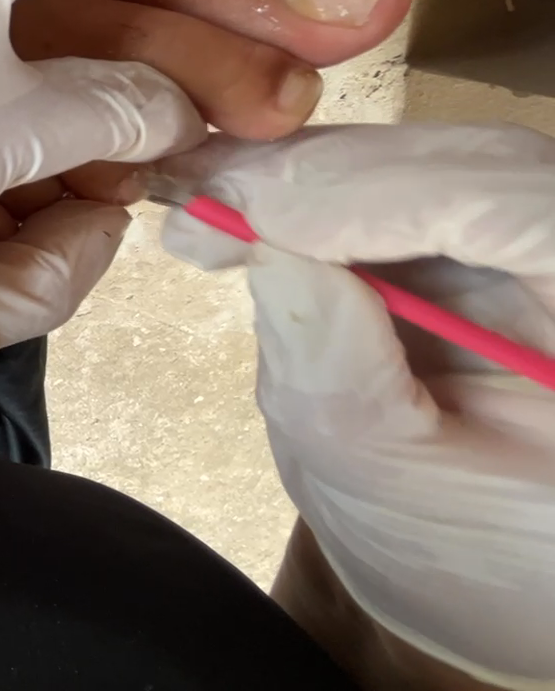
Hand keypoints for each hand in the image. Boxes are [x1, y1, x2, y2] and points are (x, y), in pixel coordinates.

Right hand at [162, 124, 554, 688]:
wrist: (482, 559)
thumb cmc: (445, 542)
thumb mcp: (370, 462)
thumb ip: (322, 351)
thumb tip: (247, 233)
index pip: (523, 211)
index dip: (372, 193)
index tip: (235, 211)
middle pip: (474, 165)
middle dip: (316, 174)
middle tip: (196, 197)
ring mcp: (554, 244)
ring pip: (432, 157)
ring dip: (299, 173)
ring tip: (203, 206)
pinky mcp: (506, 236)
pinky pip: (404, 178)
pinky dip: (307, 185)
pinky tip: (239, 204)